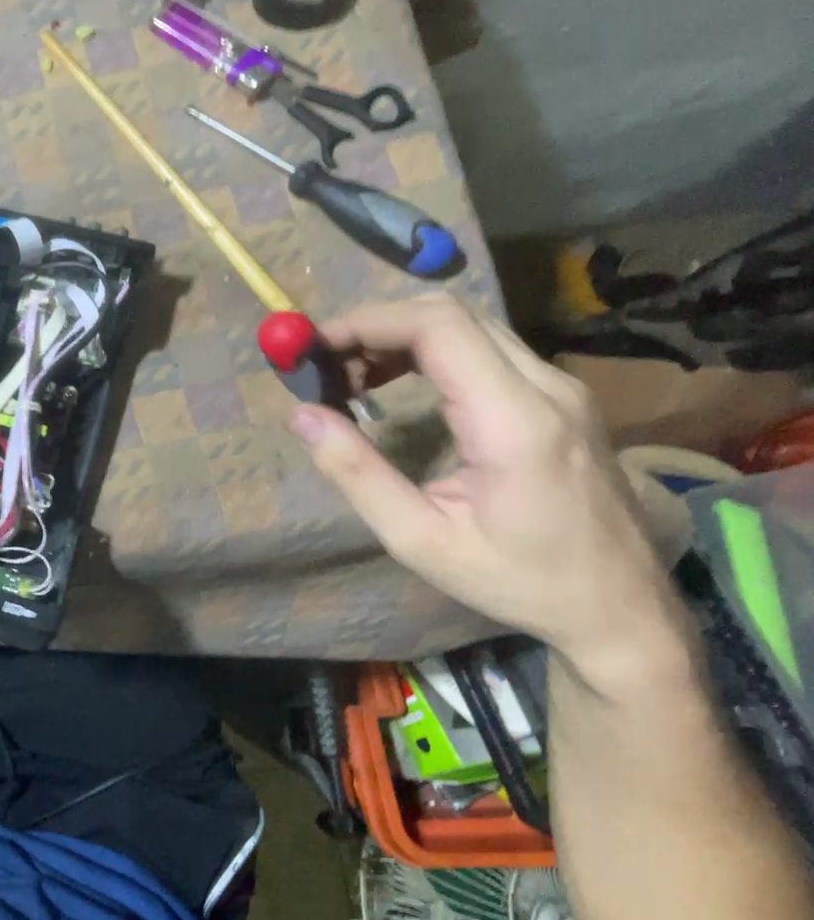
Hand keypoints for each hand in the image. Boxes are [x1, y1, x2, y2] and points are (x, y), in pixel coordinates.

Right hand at [288, 296, 678, 660]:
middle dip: (374, 327)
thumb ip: (357, 473)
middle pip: (451, 315)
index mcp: (514, 423)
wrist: (619, 604)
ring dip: (397, 337)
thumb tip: (300, 415)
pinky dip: (425, 351)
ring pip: (468, 325)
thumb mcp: (418, 539)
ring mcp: (560, 388)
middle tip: (321, 368)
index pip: (439, 328)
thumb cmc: (515, 579)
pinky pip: (484, 348)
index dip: (367, 323)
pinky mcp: (559, 396)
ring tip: (347, 379)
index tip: (310, 349)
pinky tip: (391, 383)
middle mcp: (546, 388)